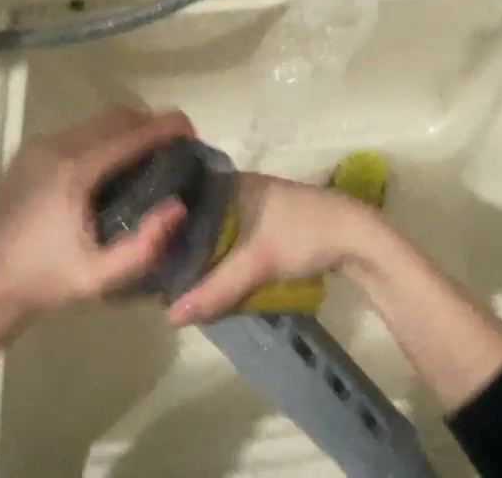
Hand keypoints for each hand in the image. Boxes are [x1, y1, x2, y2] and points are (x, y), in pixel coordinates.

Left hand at [0, 106, 193, 320]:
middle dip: (148, 124)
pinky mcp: (29, 154)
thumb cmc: (48, 282)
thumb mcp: (100, 278)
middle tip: (172, 145)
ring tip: (145, 154)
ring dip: (125, 130)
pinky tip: (109, 165)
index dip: (165, 127)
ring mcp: (39, 147)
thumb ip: (144, 247)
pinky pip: (76, 132)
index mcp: (75, 171)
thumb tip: (178, 206)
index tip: (191, 131)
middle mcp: (56, 147)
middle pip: (115, 117)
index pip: (131, 134)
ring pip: (95, 121)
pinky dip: (101, 138)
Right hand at [167, 173, 380, 325]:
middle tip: (157, 274)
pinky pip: (233, 239)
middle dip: (180, 246)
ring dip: (202, 254)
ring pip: (216, 231)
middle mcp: (239, 188)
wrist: (358, 237)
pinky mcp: (269, 223)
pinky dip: (221, 257)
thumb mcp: (257, 263)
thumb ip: (214, 289)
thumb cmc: (304, 235)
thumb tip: (170, 316)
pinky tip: (210, 277)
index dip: (162, 226)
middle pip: (198, 219)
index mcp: (232, 184)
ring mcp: (255, 205)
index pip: (183, 201)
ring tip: (176, 280)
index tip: (142, 252)